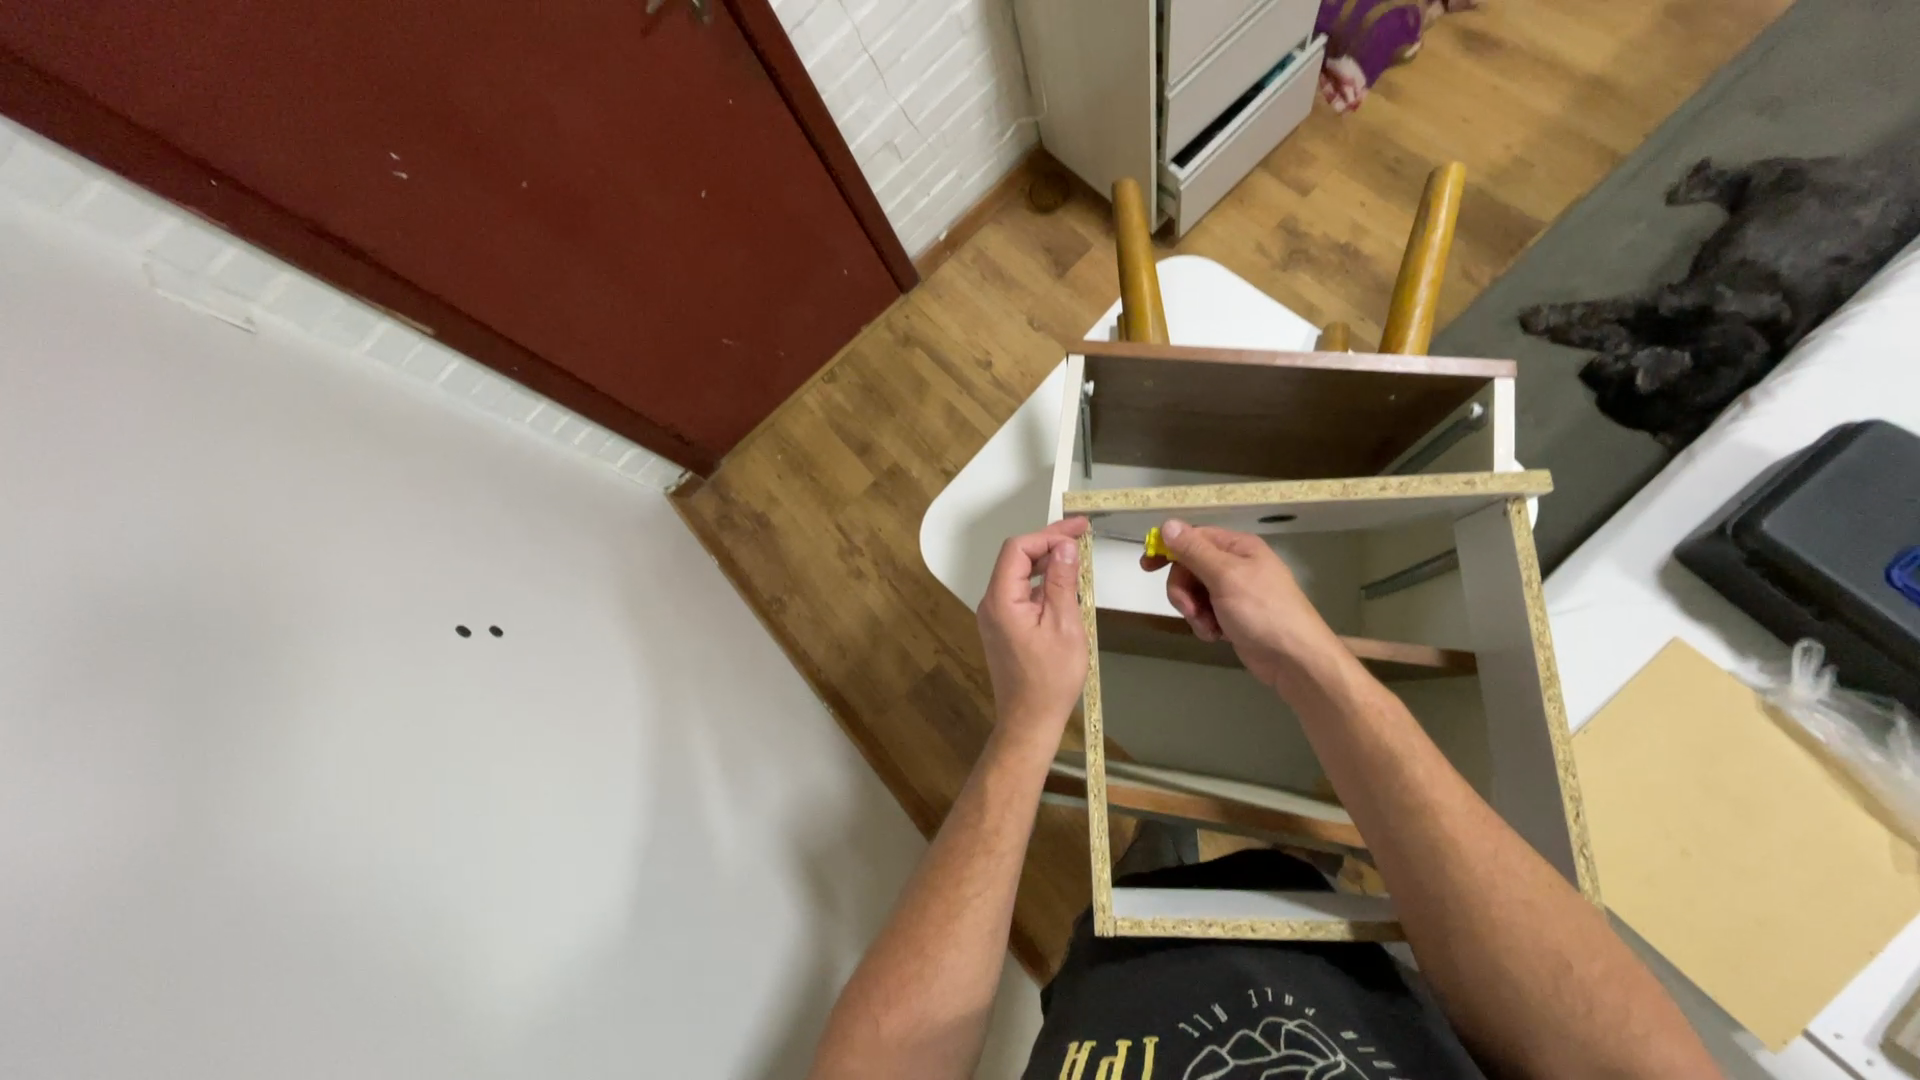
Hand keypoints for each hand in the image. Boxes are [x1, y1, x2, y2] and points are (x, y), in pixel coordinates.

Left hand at [976, 517, 1089, 742]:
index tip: (1079, 530)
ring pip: (1018, 575)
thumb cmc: (1051, 678)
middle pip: (1016, 558)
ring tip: (1078, 558)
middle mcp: (991, 603)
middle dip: (1048, 544)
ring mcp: (994, 616)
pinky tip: (1065, 586)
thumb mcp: (1065, 625)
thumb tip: (1065, 546)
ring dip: (1046, 563)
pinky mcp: (1002, 627)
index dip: (1048, 534)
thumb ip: (1062, 582)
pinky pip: (1020, 594)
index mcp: (1001, 600)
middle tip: (1082, 536)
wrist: (1030, 720)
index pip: (1018, 549)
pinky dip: (1041, 584)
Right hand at [1140, 519, 1341, 686]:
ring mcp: (1234, 592)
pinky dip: (1204, 624)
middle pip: (1189, 567)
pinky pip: (1204, 613)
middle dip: (1183, 590)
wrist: (1294, 658)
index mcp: (1238, 547)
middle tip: (1190, 608)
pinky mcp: (1232, 616)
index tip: (1147, 565)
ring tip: (1208, 626)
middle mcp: (1235, 565)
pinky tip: (1216, 635)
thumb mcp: (1225, 576)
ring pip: (1193, 593)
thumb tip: (1168, 524)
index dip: (1169, 549)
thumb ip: (1194, 550)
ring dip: (1193, 611)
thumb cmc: (1263, 611)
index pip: (1193, 538)